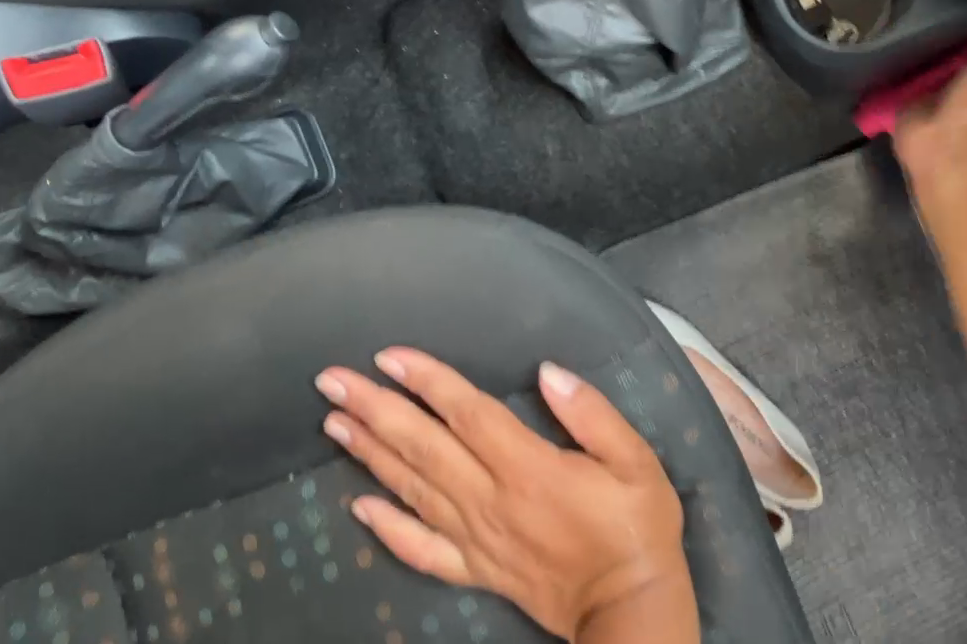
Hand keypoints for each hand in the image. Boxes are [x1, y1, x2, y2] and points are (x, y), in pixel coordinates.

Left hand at [316, 349, 696, 640]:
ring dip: (370, 454)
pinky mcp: (476, 569)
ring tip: (335, 423)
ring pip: (412, 489)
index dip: (426, 381)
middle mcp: (490, 500)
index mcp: (526, 467)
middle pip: (423, 446)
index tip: (388, 357)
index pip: (465, 412)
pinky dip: (386, 527)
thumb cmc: (635, 525)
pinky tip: (360, 506)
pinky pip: (420, 550)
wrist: (630, 609)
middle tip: (332, 381)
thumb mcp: (634, 459)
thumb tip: (548, 372)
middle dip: (375, 409)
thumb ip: (591, 413)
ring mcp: (476, 539)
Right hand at [893, 22, 966, 184]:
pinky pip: (907, 86)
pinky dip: (901, 74)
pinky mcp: (913, 111)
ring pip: (937, 72)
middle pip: (966, 61)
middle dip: (956, 43)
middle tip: (941, 11)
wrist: (947, 150)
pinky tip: (892, 49)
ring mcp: (943, 104)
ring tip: (913, 23)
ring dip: (927, 57)